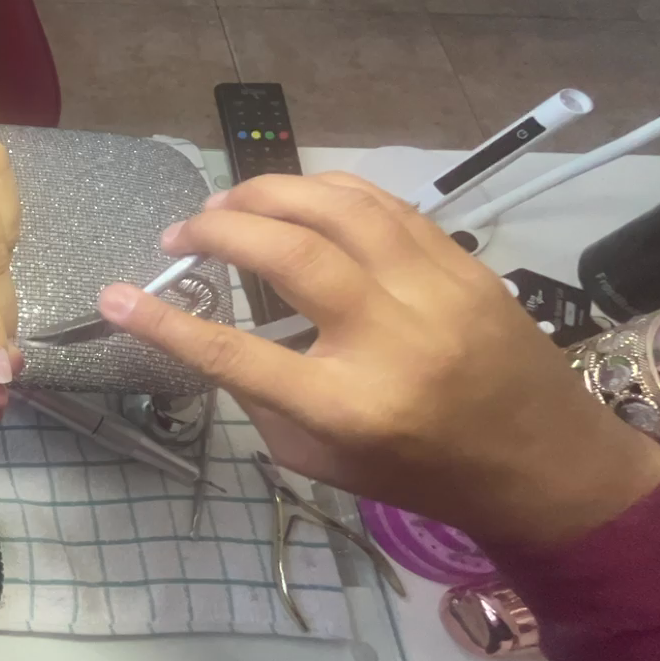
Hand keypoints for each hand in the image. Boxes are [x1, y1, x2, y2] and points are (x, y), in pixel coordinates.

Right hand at [98, 172, 659, 547]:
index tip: (112, 296)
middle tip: (177, 234)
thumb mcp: (308, 453)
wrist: (546, 466)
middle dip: (217, 232)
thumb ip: (254, 389)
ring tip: (223, 203)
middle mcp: (393, 340)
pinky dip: (320, 191)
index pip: (229, 353)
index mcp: (344, 405)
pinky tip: (286, 199)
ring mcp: (439, 293)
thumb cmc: (408, 469)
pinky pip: (382, 205)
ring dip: (266, 195)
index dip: (160, 322)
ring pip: (341, 210)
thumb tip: (206, 326)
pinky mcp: (465, 266)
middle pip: (290, 255)